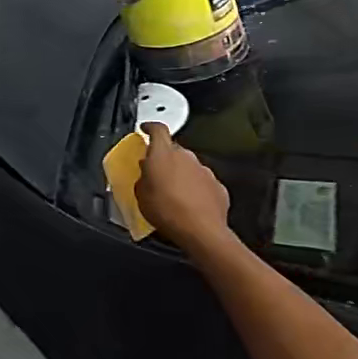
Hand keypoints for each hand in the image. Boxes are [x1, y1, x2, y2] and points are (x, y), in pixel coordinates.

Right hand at [135, 124, 233, 255]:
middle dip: (164, 158)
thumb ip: (142, 178)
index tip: (146, 129)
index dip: (150, 127)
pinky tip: (188, 204)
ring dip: (180, 175)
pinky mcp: (217, 187)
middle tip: (155, 173)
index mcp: (163, 154)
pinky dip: (195, 189)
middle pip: (173, 150)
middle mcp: (186, 157)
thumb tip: (145, 176)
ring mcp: (204, 171)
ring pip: (189, 166)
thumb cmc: (167, 210)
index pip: (158, 129)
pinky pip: (202, 182)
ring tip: (172, 193)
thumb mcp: (140, 195)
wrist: (201, 231)